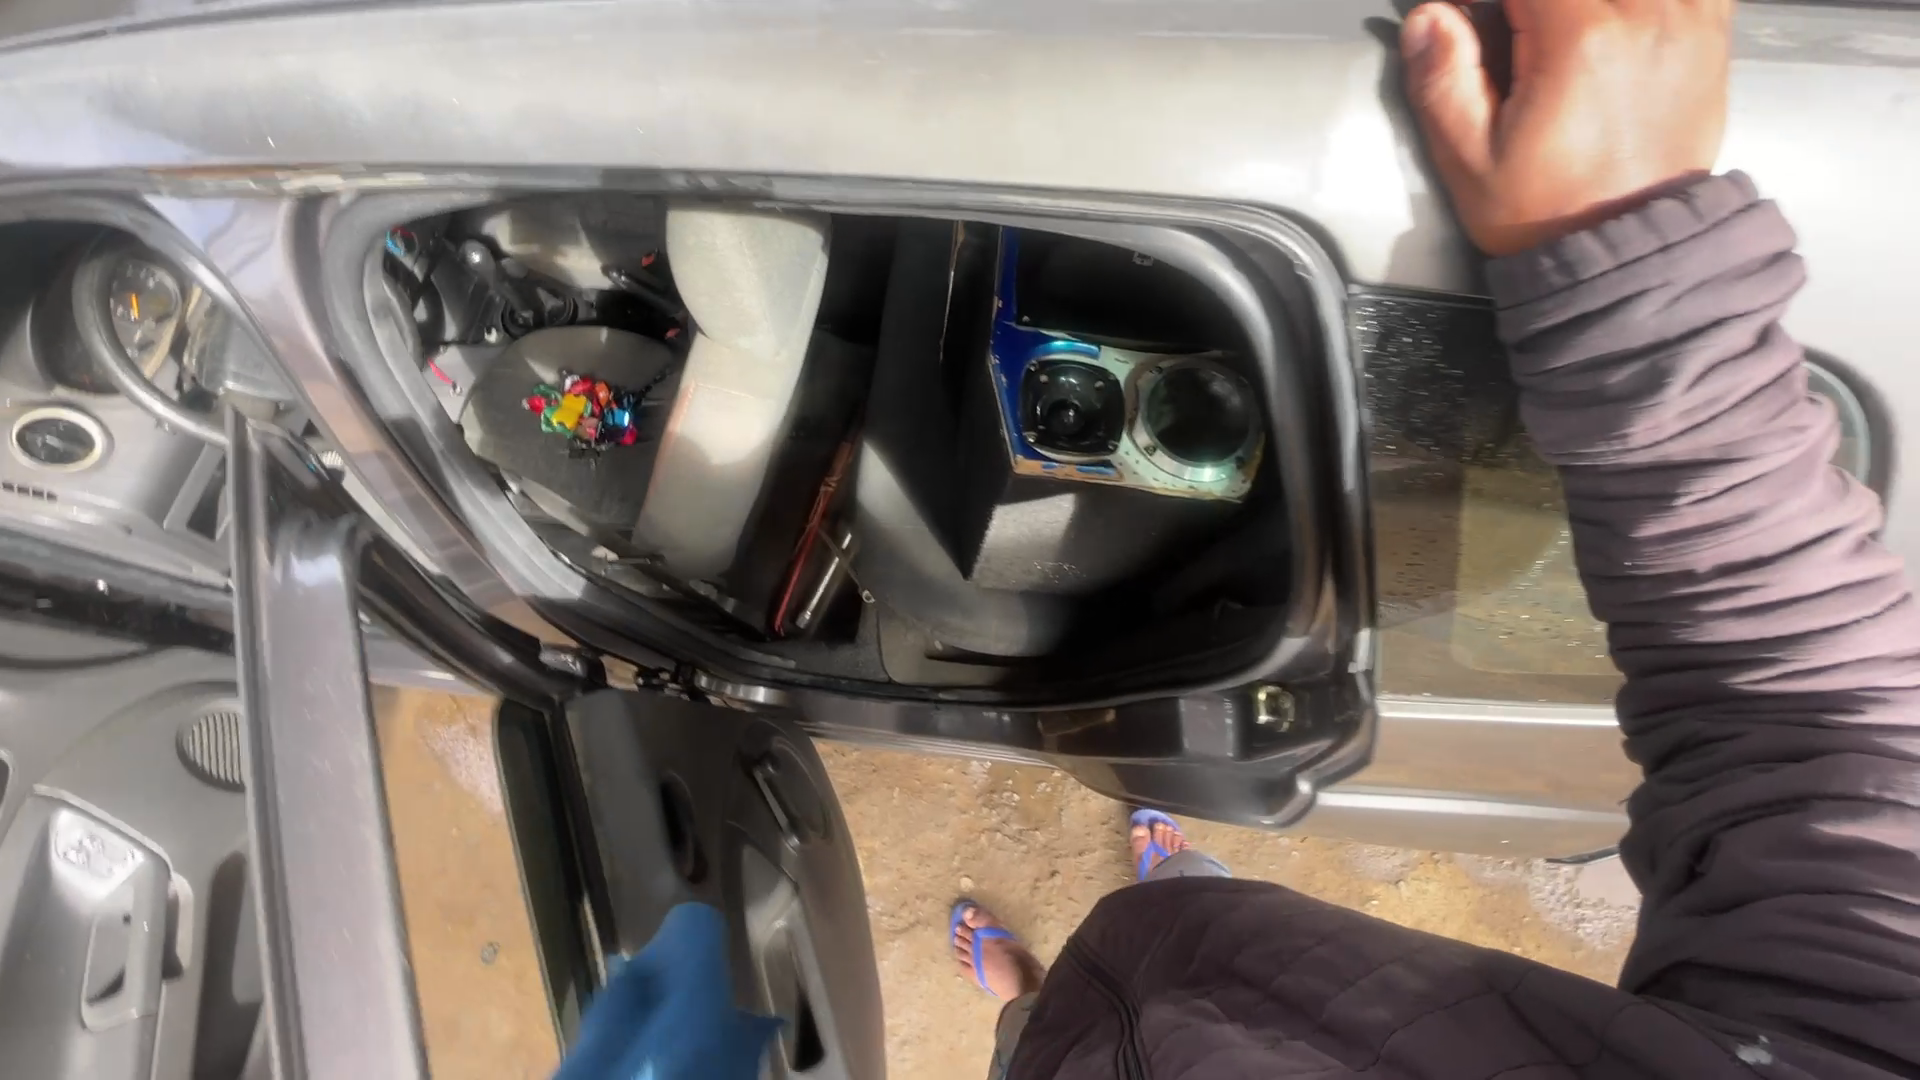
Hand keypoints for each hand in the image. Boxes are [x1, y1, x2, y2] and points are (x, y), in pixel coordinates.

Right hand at [1400, 0, 1732, 256]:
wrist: (1621, 243)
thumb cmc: (1538, 209)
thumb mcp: (1469, 159)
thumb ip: (1444, 81)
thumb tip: (1426, 16)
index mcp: (1579, 38)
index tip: (1459, 9)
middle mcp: (1647, 9)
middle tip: (1502, 24)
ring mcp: (1690, 12)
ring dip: (1574, 3)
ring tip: (1542, 30)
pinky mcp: (1711, 26)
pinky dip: (1630, 1)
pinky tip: (1606, 23)